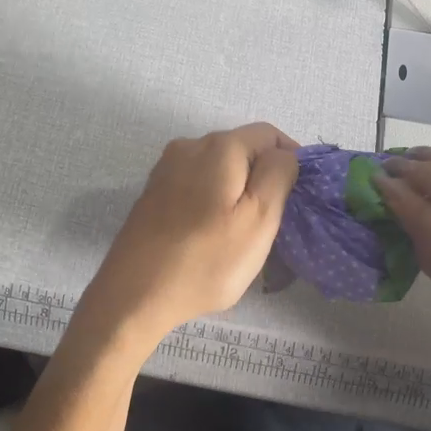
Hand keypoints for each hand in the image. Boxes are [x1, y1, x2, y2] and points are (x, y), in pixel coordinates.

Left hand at [79, 124, 300, 343]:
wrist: (133, 295)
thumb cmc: (205, 260)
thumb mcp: (259, 219)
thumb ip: (278, 175)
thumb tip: (284, 154)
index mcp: (219, 146)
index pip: (269, 134)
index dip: (291, 160)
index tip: (297, 199)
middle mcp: (189, 146)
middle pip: (242, 150)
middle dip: (262, 178)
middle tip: (271, 224)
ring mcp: (166, 169)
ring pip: (218, 169)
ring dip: (237, 193)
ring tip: (240, 236)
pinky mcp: (153, 193)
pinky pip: (196, 186)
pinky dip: (212, 203)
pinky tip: (210, 237)